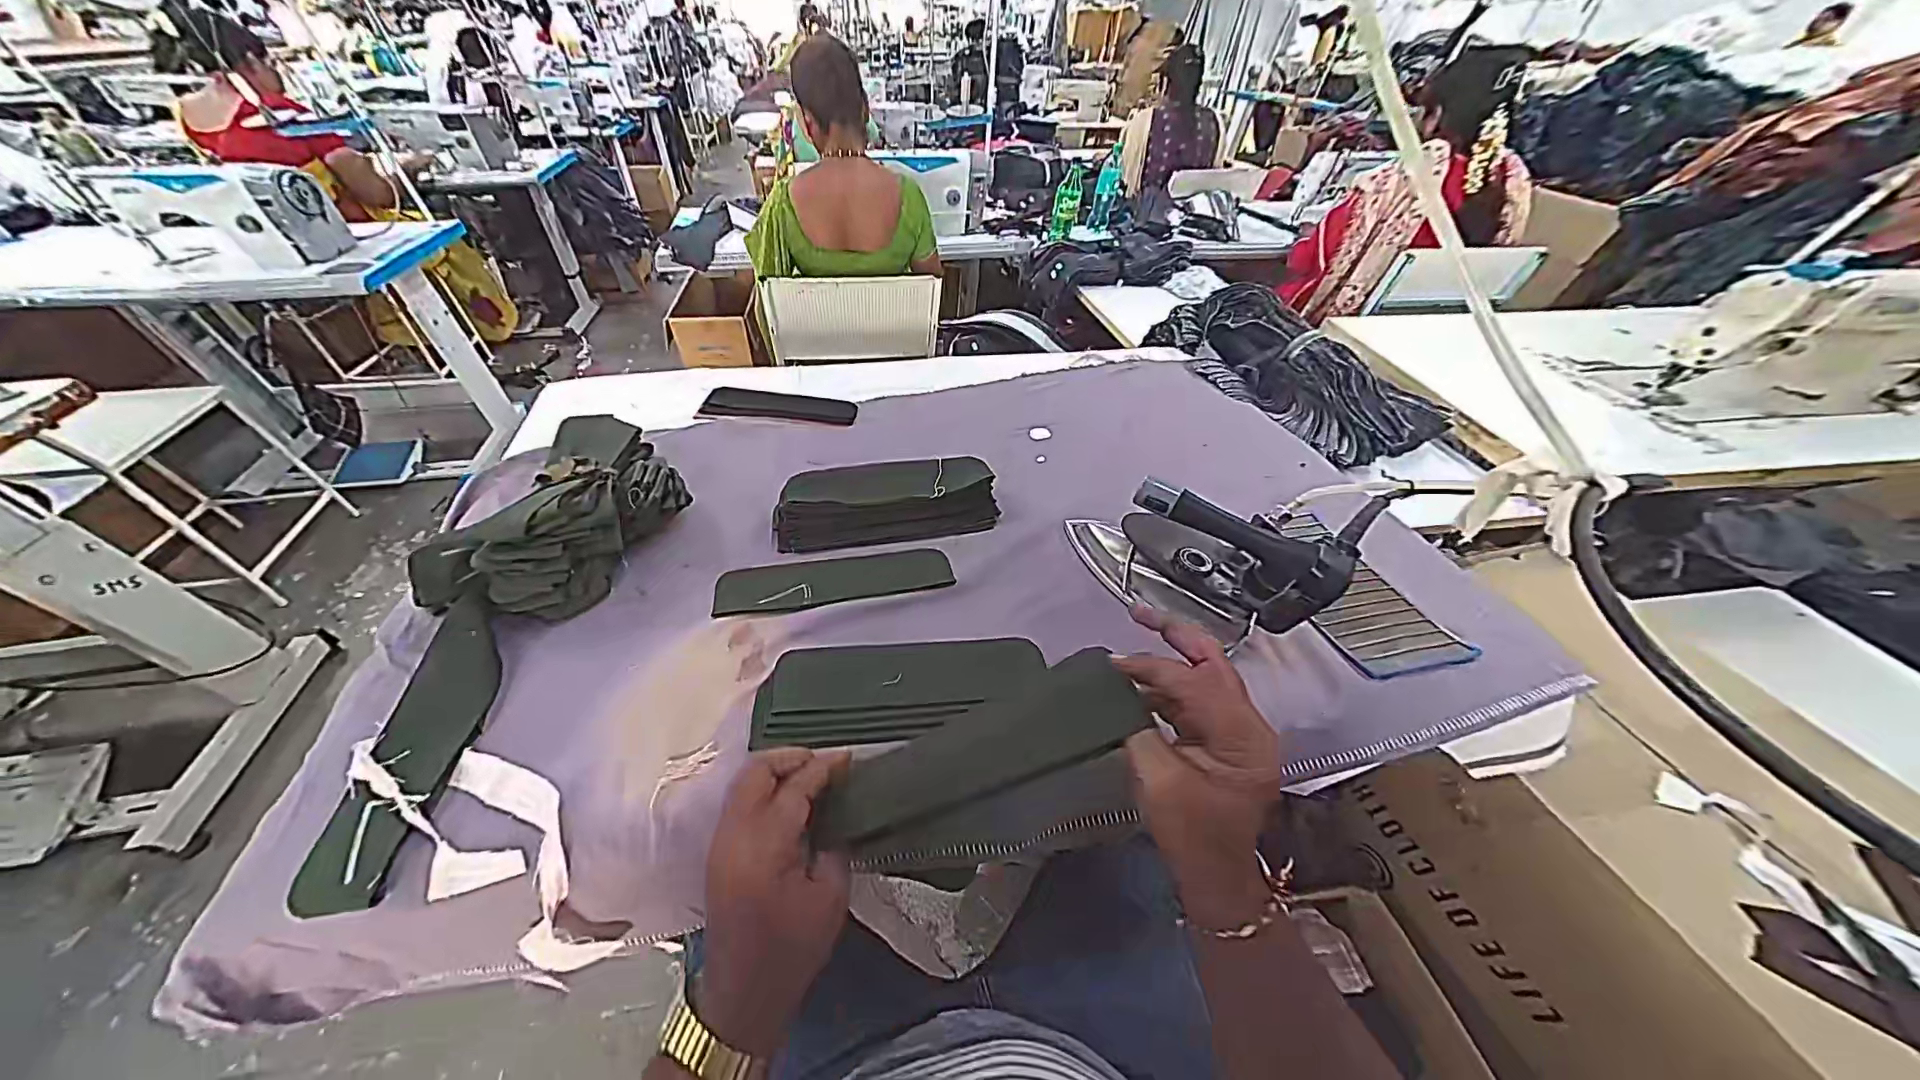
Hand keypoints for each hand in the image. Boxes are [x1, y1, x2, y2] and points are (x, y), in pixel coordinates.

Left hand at [696, 747, 849, 1055]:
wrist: (743, 994)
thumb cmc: (791, 950)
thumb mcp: (830, 898)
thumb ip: (833, 846)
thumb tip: (830, 816)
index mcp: (763, 846)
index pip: (793, 787)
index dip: (823, 767)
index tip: (848, 758)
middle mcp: (734, 835)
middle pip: (756, 772)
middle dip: (791, 757)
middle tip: (825, 763)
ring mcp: (720, 842)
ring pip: (743, 783)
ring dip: (776, 771)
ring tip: (811, 776)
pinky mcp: (718, 852)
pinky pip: (740, 802)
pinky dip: (765, 789)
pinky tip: (791, 800)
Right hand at [1114, 604, 1283, 927]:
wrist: (1216, 878)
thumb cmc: (1193, 837)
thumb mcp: (1159, 782)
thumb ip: (1138, 729)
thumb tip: (1118, 694)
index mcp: (1243, 737)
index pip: (1195, 684)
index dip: (1151, 669)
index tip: (1114, 665)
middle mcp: (1249, 726)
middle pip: (1215, 664)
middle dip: (1177, 635)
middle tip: (1141, 614)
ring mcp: (1237, 732)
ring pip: (1206, 678)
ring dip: (1170, 661)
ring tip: (1133, 648)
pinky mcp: (1222, 740)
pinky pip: (1195, 700)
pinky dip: (1167, 688)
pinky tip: (1138, 687)